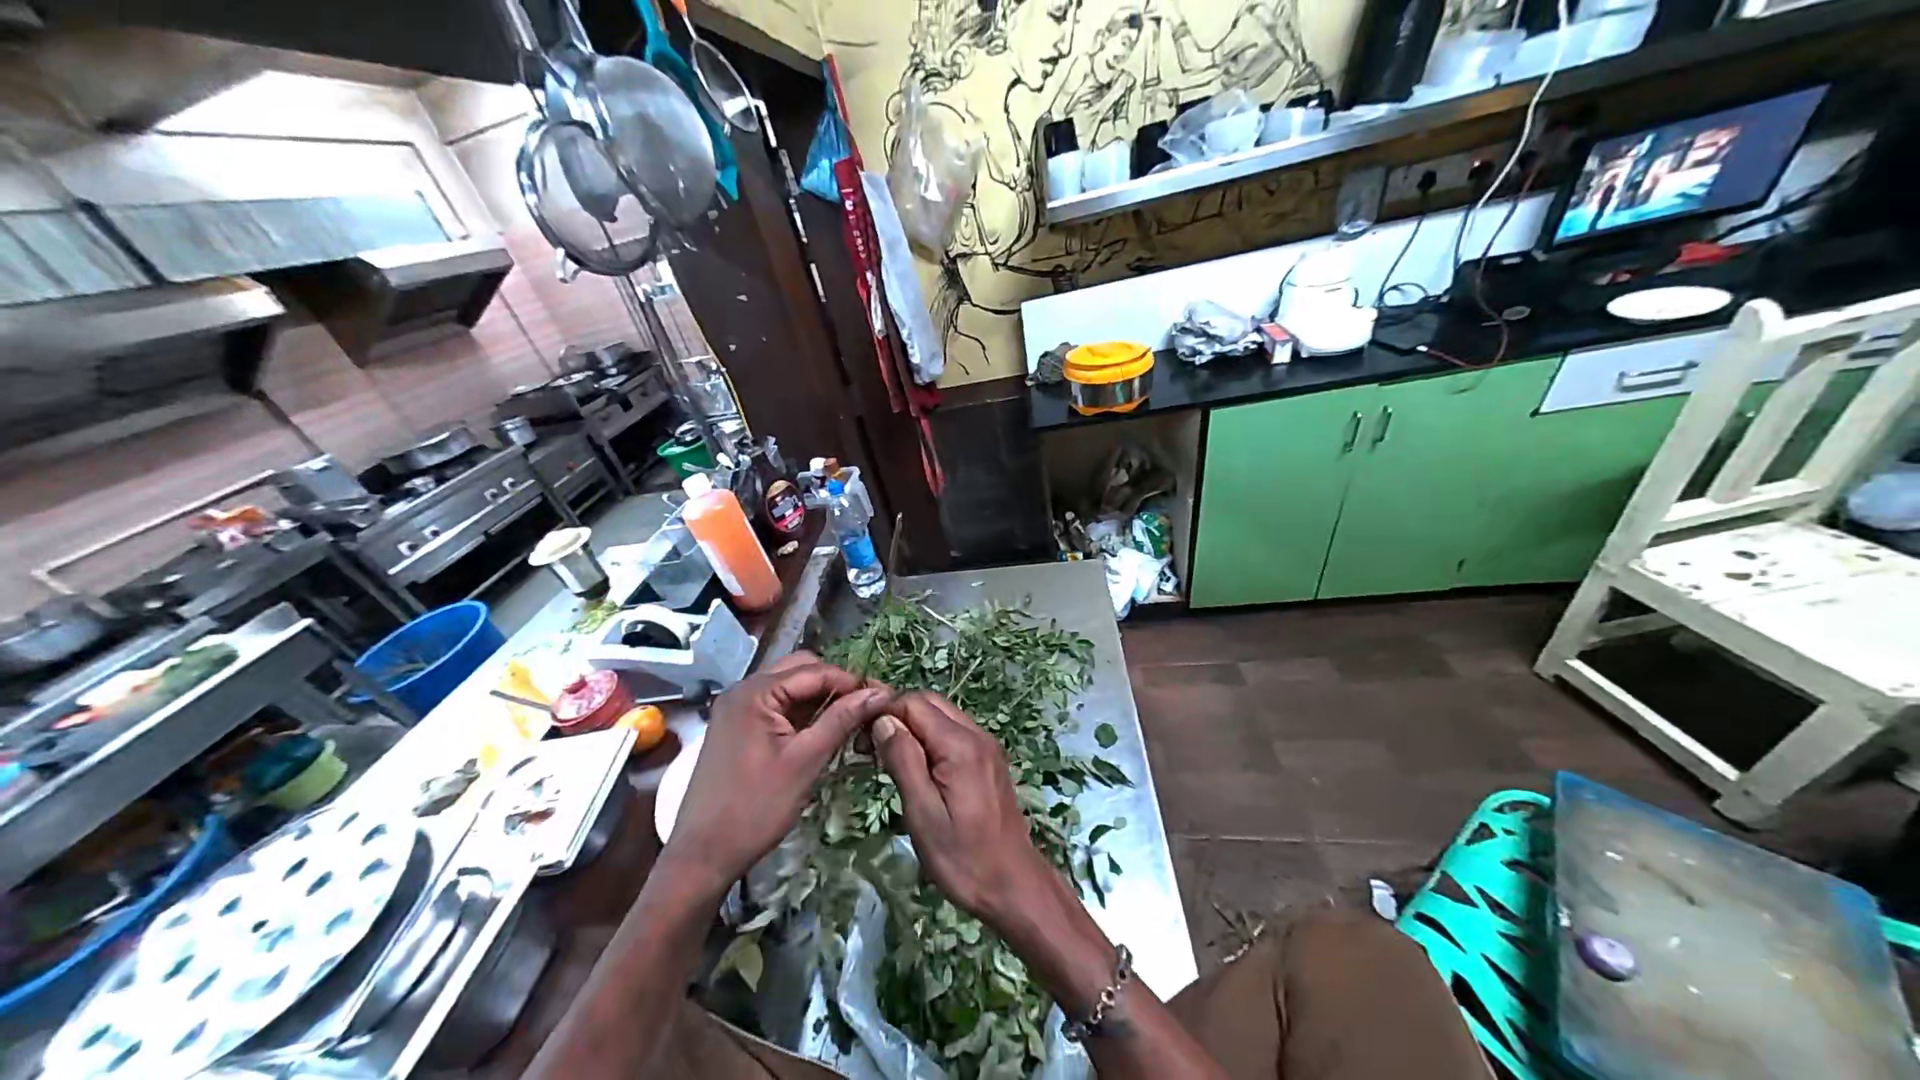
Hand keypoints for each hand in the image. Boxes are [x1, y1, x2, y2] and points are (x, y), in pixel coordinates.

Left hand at [665, 653, 889, 893]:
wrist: (703, 855)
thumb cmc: (755, 807)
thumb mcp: (806, 760)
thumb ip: (842, 719)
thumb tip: (879, 692)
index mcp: (755, 693)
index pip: (815, 670)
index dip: (851, 681)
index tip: (884, 696)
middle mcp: (742, 691)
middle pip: (800, 671)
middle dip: (836, 685)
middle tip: (867, 707)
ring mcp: (736, 710)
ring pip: (789, 689)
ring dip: (820, 699)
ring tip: (851, 719)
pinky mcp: (736, 728)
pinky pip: (776, 708)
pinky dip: (801, 714)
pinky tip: (823, 731)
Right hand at [868, 692, 1062, 929]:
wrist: (1014, 885)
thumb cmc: (963, 857)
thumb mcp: (922, 813)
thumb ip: (903, 761)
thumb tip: (883, 721)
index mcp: (960, 745)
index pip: (913, 703)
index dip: (883, 711)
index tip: (859, 737)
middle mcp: (977, 735)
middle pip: (929, 702)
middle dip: (896, 714)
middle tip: (869, 745)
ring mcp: (986, 746)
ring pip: (942, 715)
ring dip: (912, 725)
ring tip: (887, 755)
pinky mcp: (989, 760)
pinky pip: (954, 732)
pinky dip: (930, 737)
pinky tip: (915, 764)